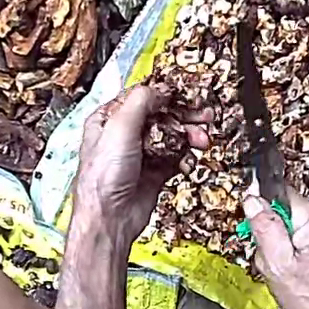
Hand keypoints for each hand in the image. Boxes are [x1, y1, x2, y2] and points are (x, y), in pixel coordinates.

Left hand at [71, 84, 203, 252]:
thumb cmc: (103, 177)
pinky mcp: (153, 175)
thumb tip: (160, 89)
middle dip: (185, 116)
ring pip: (171, 138)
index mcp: (110, 119)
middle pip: (161, 117)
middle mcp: (124, 136)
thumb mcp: (119, 127)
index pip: (142, 98)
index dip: (167, 95)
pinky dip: (185, 159)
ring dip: (189, 137)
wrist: (110, 218)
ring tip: (202, 140)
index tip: (188, 95)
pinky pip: (174, 160)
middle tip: (205, 116)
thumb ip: (141, 101)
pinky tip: (189, 160)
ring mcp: (140, 156)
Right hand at [241, 190, 308, 308]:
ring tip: (286, 275)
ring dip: (282, 252)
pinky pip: (305, 245)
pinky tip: (296, 279)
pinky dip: (295, 259)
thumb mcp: (278, 264)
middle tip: (274, 264)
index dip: (263, 214)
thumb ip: (264, 227)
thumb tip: (252, 198)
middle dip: (272, 238)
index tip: (257, 235)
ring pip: (293, 232)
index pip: (280, 194)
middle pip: (286, 215)